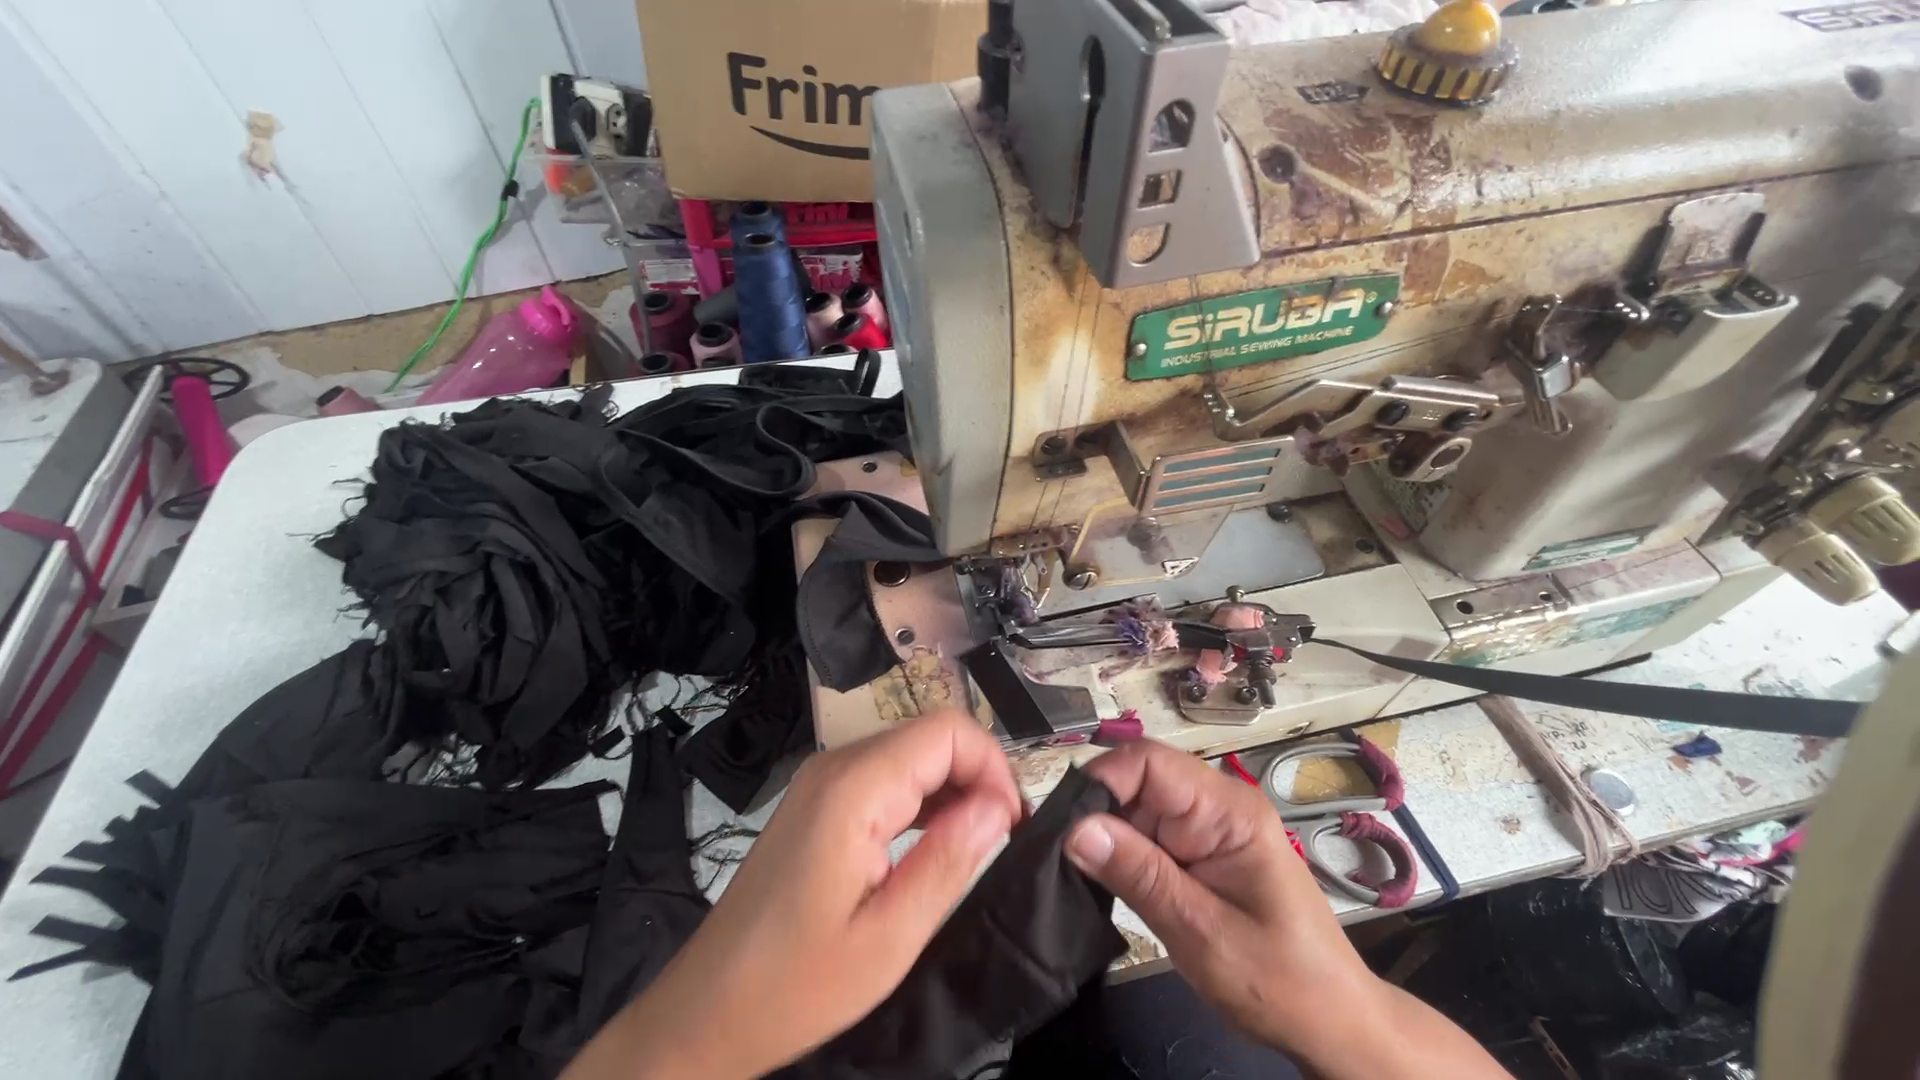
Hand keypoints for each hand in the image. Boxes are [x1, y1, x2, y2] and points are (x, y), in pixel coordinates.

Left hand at [565, 709, 1021, 1079]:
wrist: (709, 1008)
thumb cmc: (796, 985)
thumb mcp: (888, 938)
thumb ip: (949, 861)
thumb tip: (999, 806)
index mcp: (854, 788)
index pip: (948, 731)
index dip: (994, 768)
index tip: (1014, 827)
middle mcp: (836, 766)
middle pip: (931, 737)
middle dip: (979, 778)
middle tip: (1002, 843)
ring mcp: (823, 781)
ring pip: (912, 755)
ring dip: (955, 790)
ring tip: (978, 848)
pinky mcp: (819, 801)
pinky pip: (886, 778)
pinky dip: (923, 800)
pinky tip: (937, 844)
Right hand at [1070, 740, 1509, 1079]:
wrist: (1332, 1023)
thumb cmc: (1281, 981)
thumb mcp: (1202, 932)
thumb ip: (1139, 875)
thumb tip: (1073, 828)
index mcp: (1229, 811)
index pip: (1149, 762)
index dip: (1101, 782)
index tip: (1062, 828)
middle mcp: (1215, 805)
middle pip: (1136, 781)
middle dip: (1093, 811)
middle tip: (1053, 856)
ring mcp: (1204, 828)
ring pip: (1133, 808)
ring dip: (1100, 835)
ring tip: (1066, 869)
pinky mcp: (1195, 851)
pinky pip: (1143, 835)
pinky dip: (1116, 855)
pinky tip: (1095, 879)